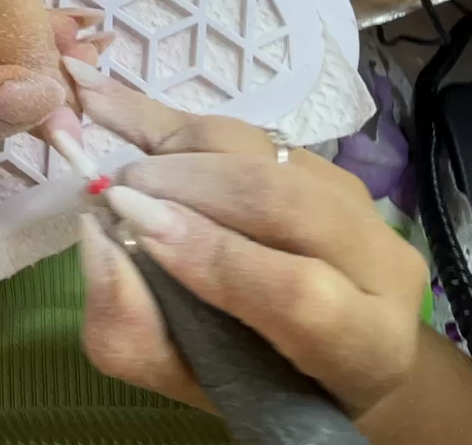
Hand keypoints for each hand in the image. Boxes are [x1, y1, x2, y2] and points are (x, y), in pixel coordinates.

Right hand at [69, 62, 431, 419]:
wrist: (321, 342)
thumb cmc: (252, 375)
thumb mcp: (186, 380)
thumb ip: (132, 332)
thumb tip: (96, 240)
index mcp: (362, 345)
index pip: (297, 292)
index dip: (210, 254)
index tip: (130, 221)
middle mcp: (374, 261)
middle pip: (279, 199)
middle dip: (184, 186)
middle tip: (116, 193)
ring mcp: (348, 196)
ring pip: (255, 149)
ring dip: (175, 150)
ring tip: (119, 166)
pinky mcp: (307, 153)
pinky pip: (231, 125)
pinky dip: (159, 113)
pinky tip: (98, 90)